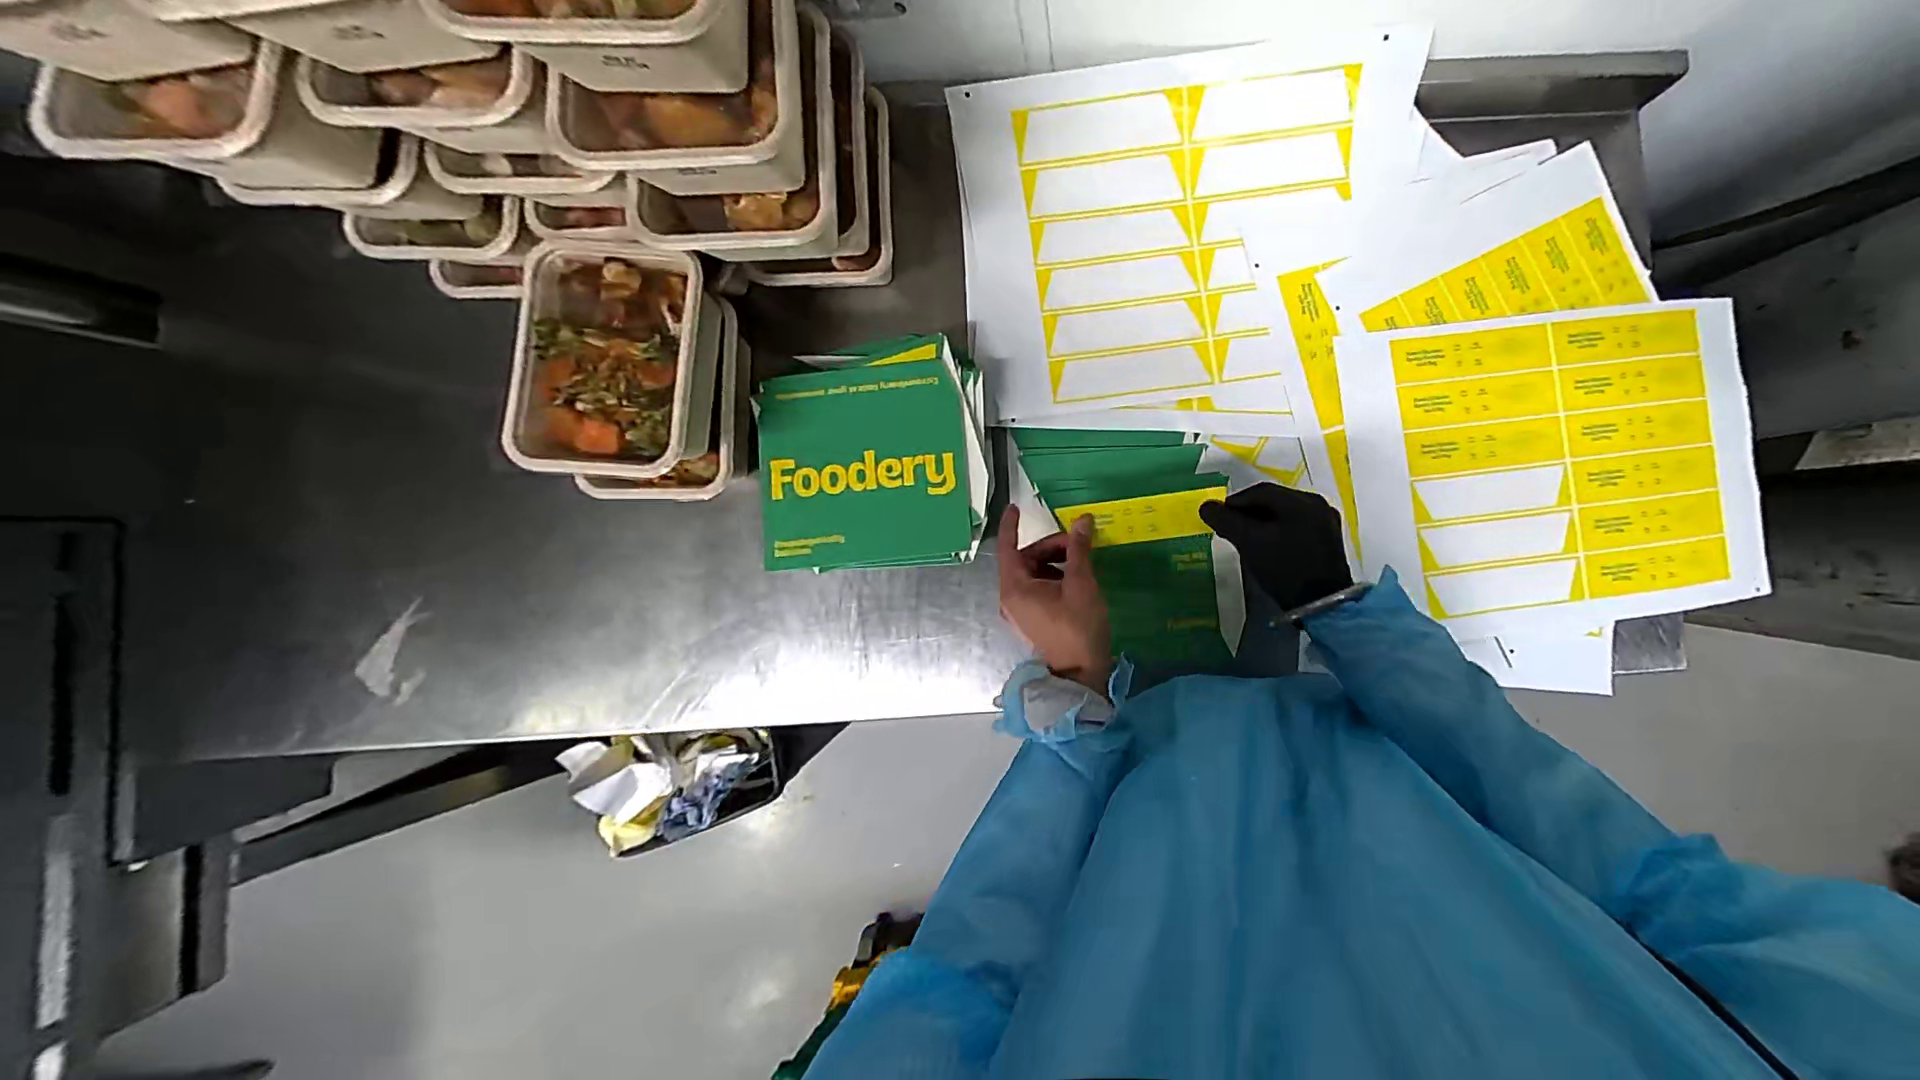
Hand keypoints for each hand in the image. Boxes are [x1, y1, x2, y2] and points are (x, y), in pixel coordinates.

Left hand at [996, 505, 1112, 693]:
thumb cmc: (1078, 628)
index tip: (1016, 508)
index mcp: (1014, 588)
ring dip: (1055, 562)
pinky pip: (1037, 589)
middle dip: (1051, 547)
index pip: (1007, 547)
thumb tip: (1082, 521)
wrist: (1081, 674)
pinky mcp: (1031, 619)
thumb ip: (1078, 550)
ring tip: (1082, 563)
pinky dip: (1054, 578)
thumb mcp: (1081, 584)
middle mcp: (1010, 598)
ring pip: (1033, 573)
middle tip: (1079, 544)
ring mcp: (1019, 611)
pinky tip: (1076, 580)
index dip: (1011, 525)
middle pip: (1025, 559)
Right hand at [1199, 483, 1352, 610]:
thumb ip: (1225, 521)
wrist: (1320, 604)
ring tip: (1243, 537)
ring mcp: (1326, 523)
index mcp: (1301, 502)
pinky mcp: (1328, 540)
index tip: (1218, 516)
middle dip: (1247, 512)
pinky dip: (1276, 531)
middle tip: (1228, 526)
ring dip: (1261, 522)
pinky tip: (1266, 545)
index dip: (1234, 502)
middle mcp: (1317, 506)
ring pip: (1284, 514)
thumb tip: (1206, 507)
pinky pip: (1295, 526)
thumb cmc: (1283, 568)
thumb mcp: (1249, 542)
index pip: (1260, 492)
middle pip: (1273, 501)